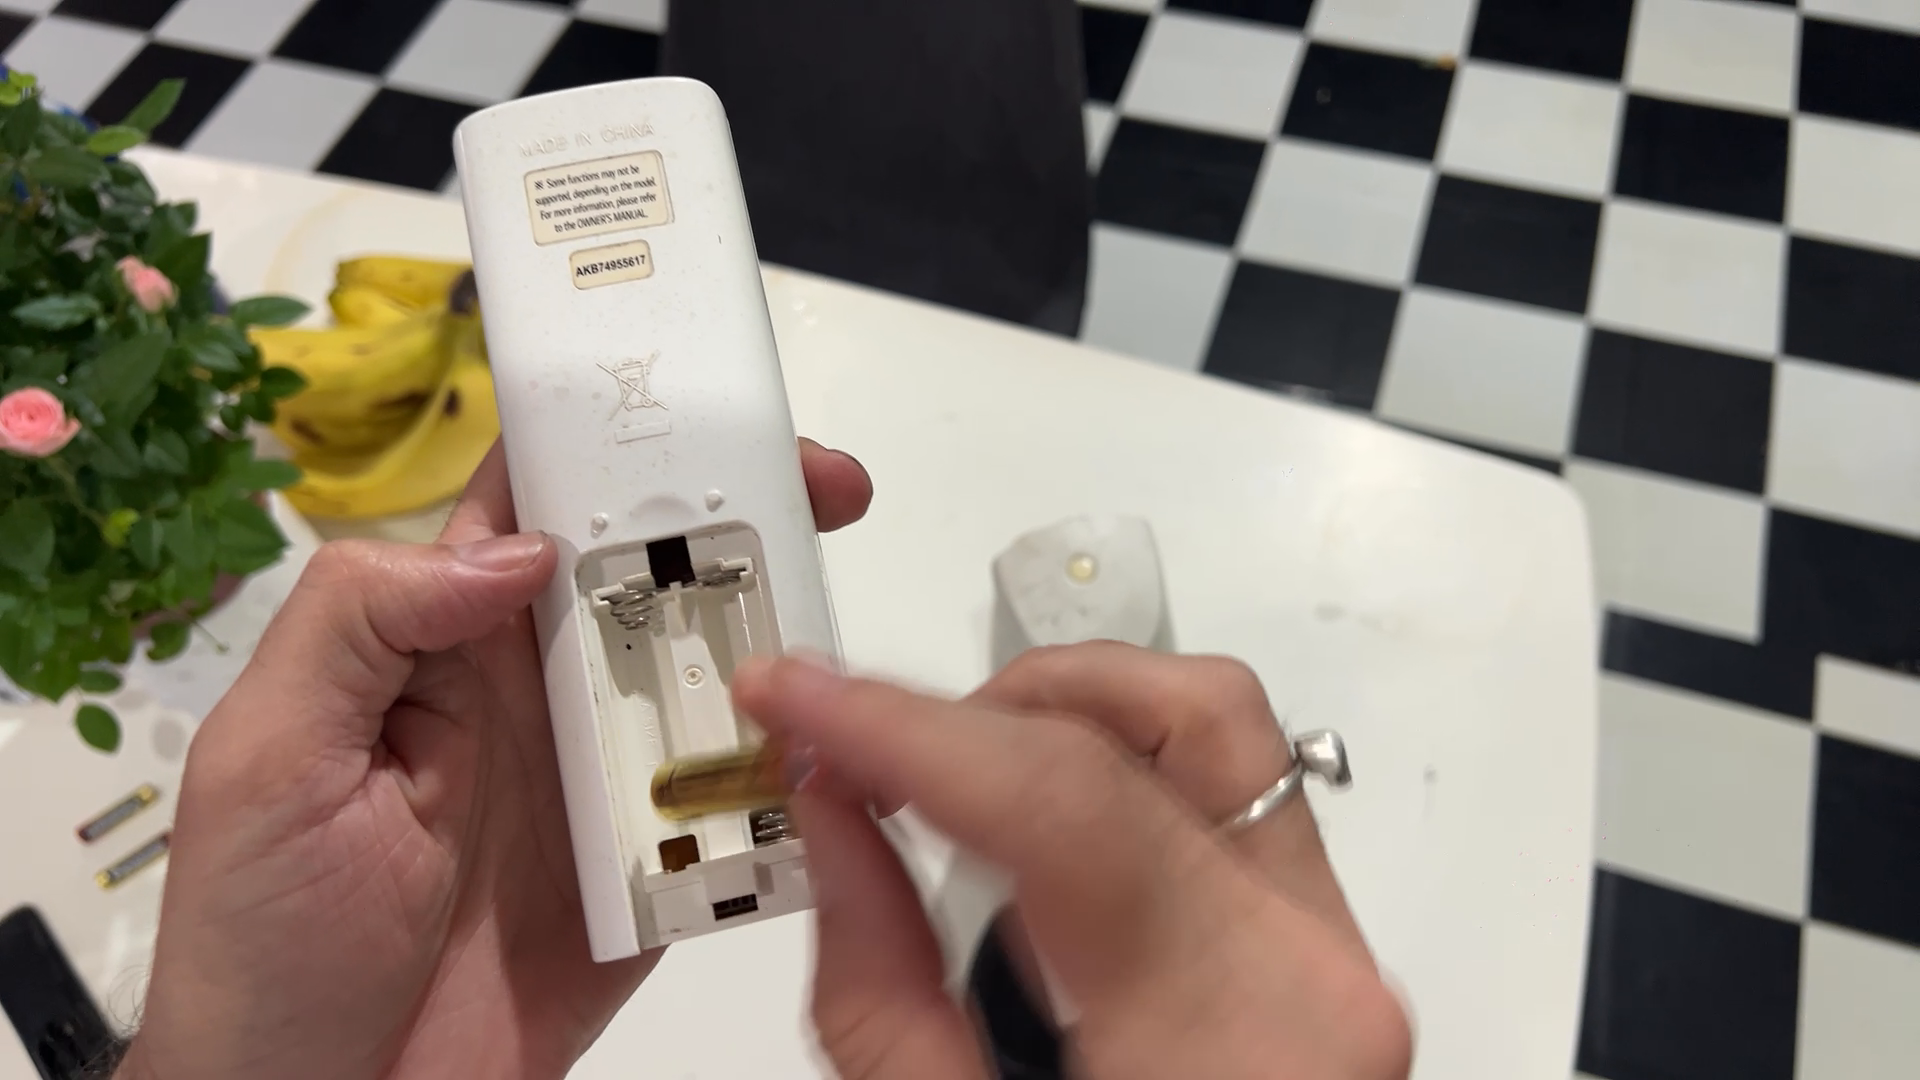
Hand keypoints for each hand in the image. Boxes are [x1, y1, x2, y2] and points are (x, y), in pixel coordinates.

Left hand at [121, 439, 869, 1079]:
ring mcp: (634, 744)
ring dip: (792, 608)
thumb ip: (365, 626)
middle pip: (673, 558)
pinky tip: (846, 715)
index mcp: (475, 627)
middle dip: (755, 507)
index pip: (559, 496)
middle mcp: (568, 667)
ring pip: (729, 647)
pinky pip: (753, 759)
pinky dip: (803, 732)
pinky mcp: (680, 820)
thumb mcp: (276, 759)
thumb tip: (525, 553)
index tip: (718, 415)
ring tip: (846, 586)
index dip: (634, 440)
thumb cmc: (281, 935)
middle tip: (831, 488)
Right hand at [732, 643, 1411, 1079]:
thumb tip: (830, 798)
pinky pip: (1209, 764)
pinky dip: (1102, 740)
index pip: (1056, 797)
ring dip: (1059, 706)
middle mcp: (1302, 947)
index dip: (901, 727)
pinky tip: (1025, 808)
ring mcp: (1322, 920)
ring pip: (1203, 713)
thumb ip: (877, 981)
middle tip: (879, 761)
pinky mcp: (1302, 910)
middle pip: (1167, 715)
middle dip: (988, 708)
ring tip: (956, 775)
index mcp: (1231, 1029)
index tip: (788, 692)